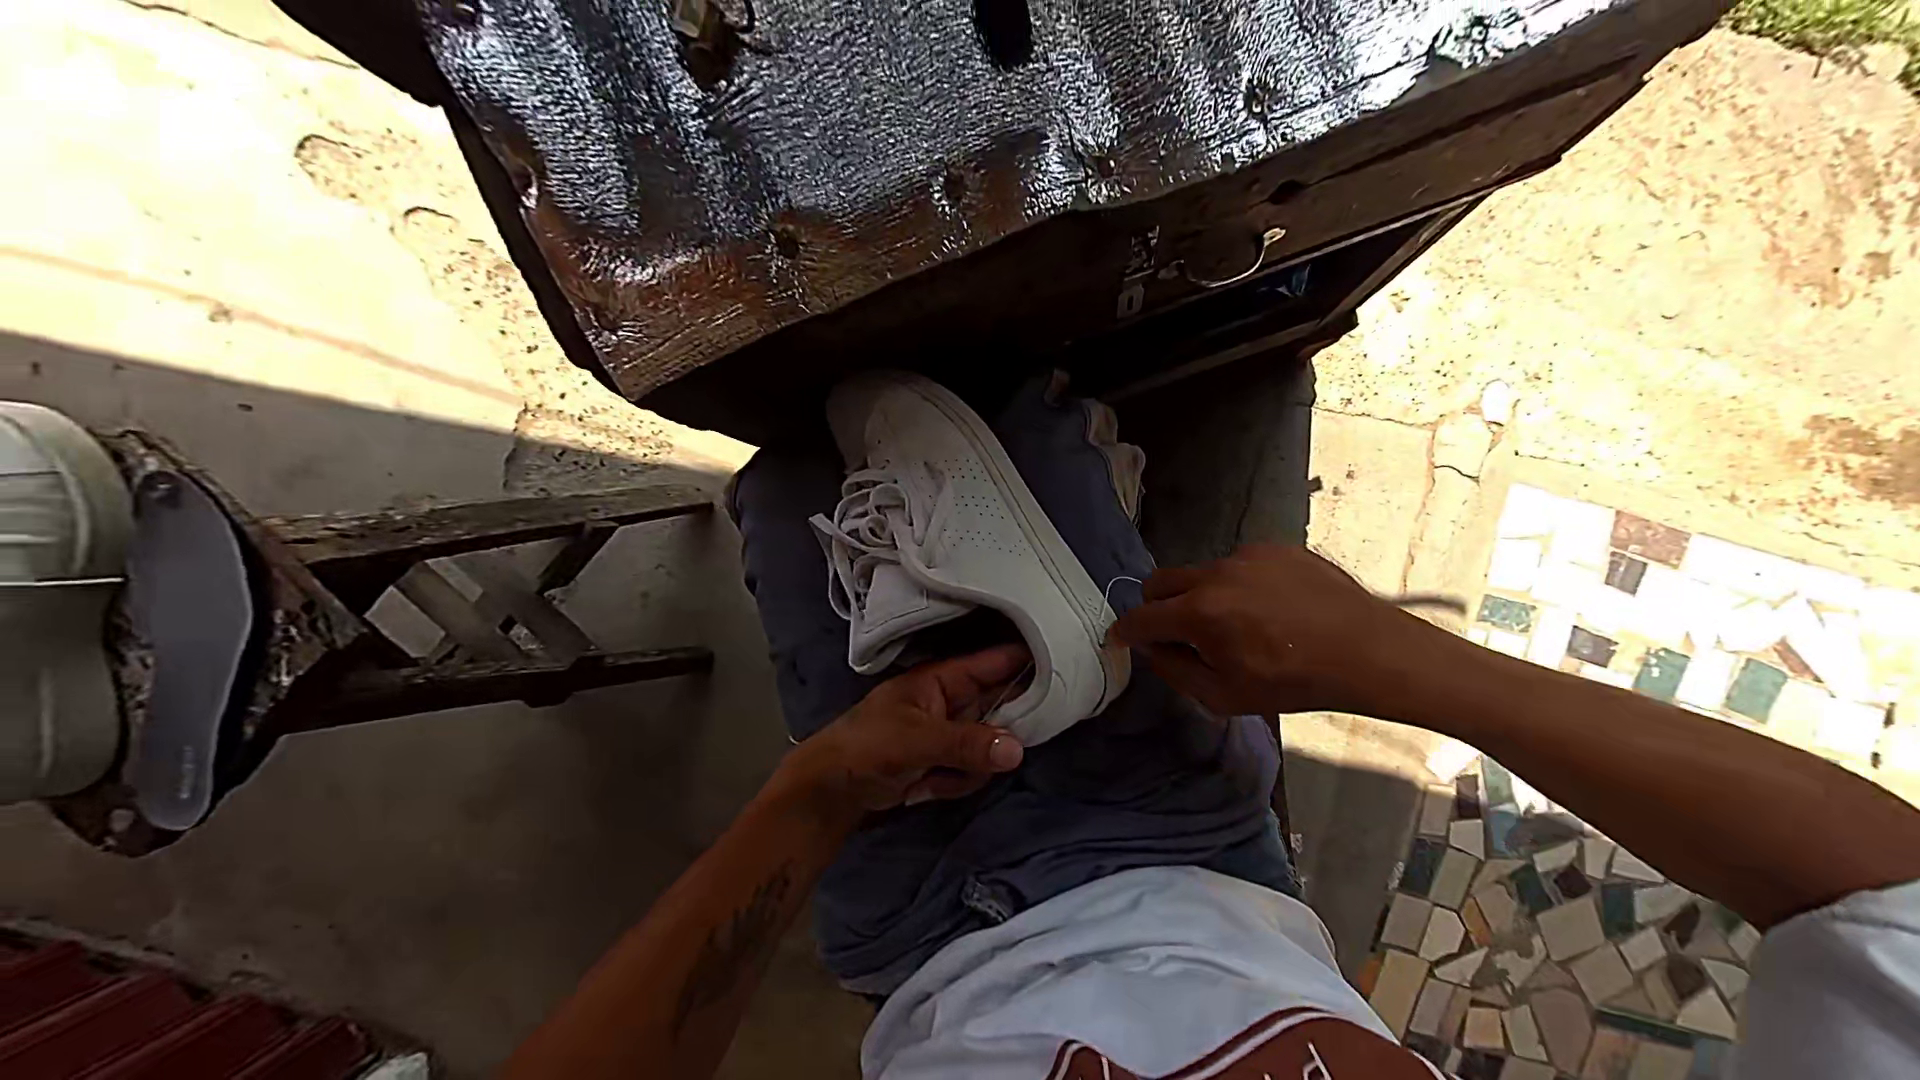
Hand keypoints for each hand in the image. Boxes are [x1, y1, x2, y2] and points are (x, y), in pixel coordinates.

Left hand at [777, 644, 1029, 816]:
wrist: (831, 791)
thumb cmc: (866, 747)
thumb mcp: (915, 742)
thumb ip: (965, 744)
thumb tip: (1018, 749)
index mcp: (944, 678)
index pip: (997, 662)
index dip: (1030, 663)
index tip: (1067, 672)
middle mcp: (954, 700)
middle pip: (1003, 708)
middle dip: (997, 736)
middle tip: (982, 752)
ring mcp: (952, 732)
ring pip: (992, 746)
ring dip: (969, 768)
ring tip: (936, 776)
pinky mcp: (948, 761)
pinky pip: (975, 769)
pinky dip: (955, 783)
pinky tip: (926, 788)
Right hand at [1108, 544, 1443, 715]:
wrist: (1369, 652)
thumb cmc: (1295, 682)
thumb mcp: (1225, 696)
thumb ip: (1175, 670)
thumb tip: (1151, 648)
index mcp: (1199, 613)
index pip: (1141, 618)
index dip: (1124, 631)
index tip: (1119, 639)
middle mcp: (1215, 575)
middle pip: (1159, 582)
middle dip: (1154, 607)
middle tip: (1174, 632)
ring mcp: (1246, 556)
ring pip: (1199, 573)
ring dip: (1200, 596)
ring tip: (1238, 623)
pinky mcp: (1274, 548)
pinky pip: (1237, 564)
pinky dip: (1237, 585)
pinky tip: (1269, 607)